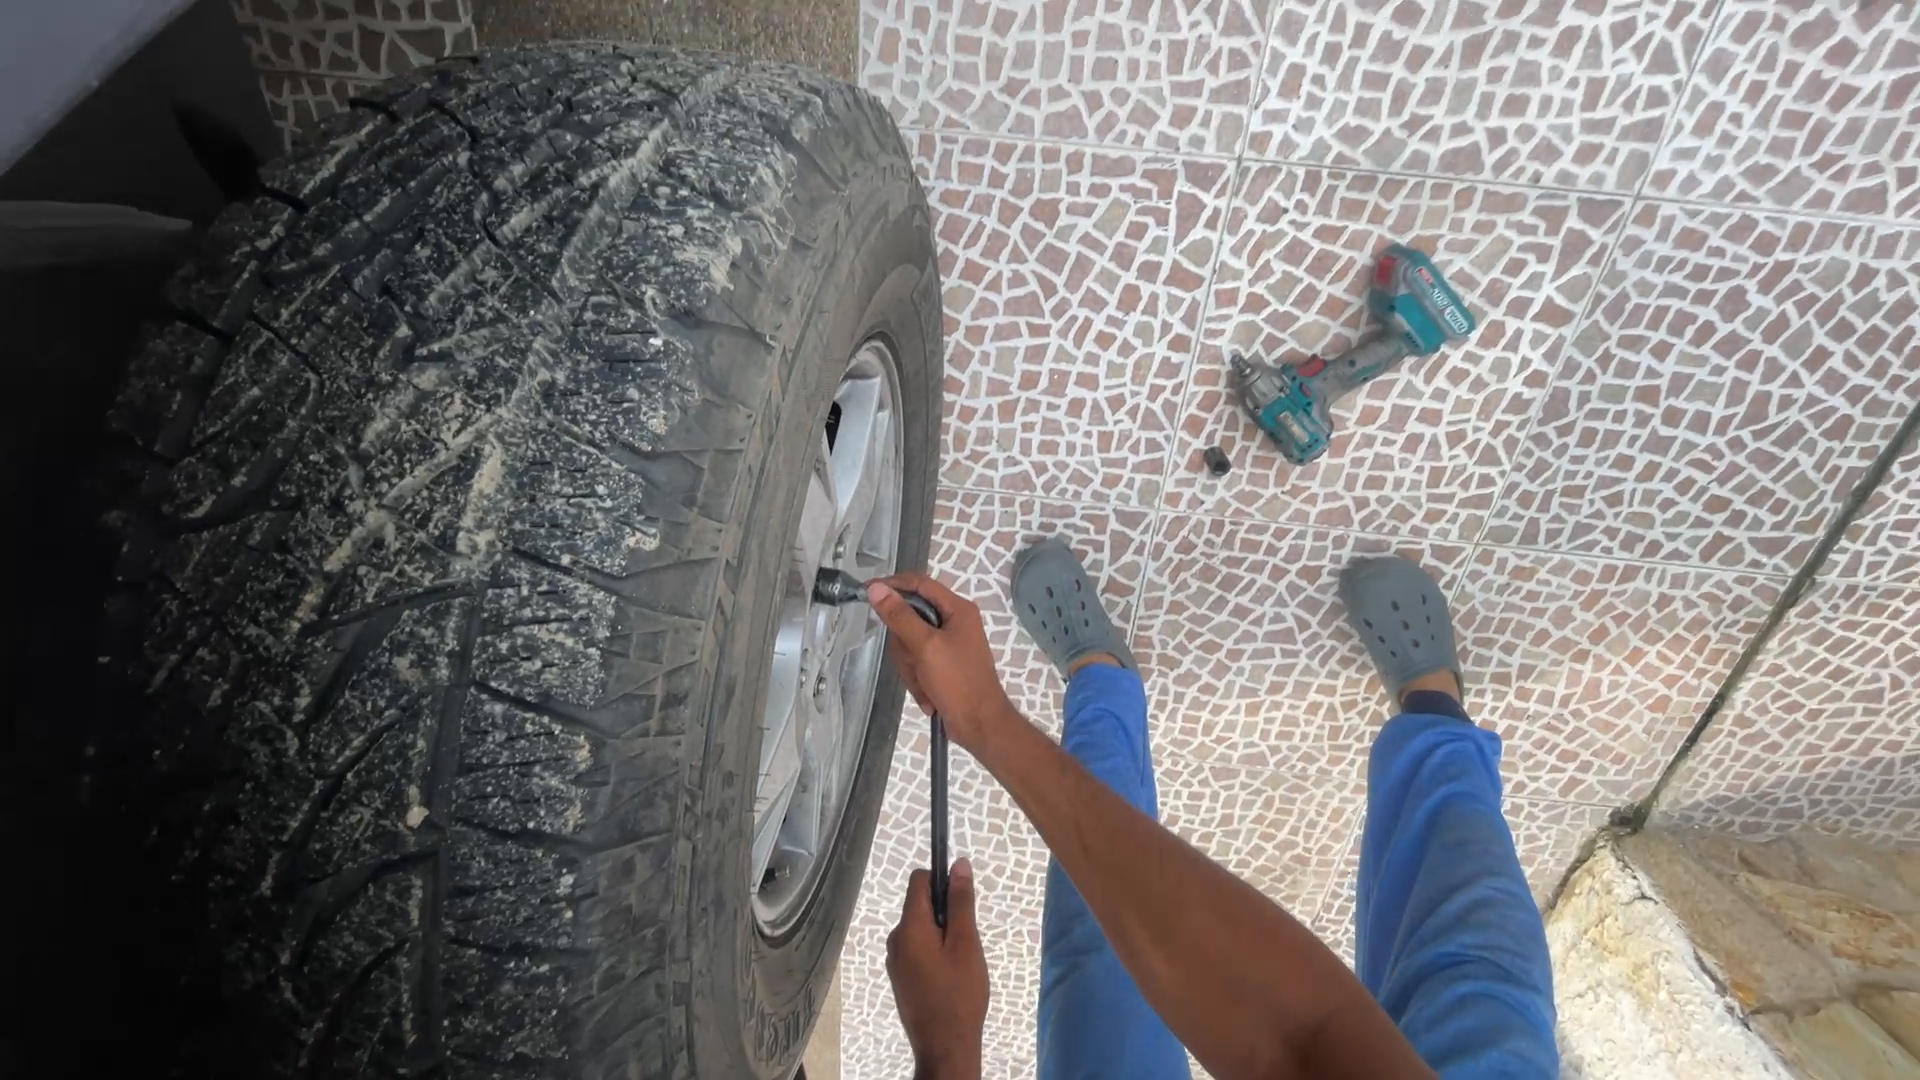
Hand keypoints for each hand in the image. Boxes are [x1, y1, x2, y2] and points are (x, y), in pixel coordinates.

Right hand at [867, 574, 1019, 752]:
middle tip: (913, 661)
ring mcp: (948, 644)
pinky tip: (928, 695)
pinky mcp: (942, 664)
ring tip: (924, 684)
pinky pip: (917, 662)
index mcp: (957, 609)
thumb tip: (876, 589)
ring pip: (910, 644)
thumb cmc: (958, 682)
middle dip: (905, 645)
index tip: (866, 592)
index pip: (919, 584)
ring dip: (911, 667)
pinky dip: (918, 679)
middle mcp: (954, 622)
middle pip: (910, 618)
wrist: (980, 725)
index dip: (892, 585)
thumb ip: (900, 617)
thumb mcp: (925, 647)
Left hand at [887, 859, 988, 1079]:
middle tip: (965, 940)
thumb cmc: (959, 993)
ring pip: (921, 928)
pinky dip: (934, 951)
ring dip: (941, 934)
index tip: (961, 901)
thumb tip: (958, 864)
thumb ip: (961, 901)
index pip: (919, 880)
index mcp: (909, 927)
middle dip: (945, 912)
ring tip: (960, 961)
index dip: (942, 880)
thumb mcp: (966, 942)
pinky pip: (917, 948)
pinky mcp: (901, 978)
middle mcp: (896, 939)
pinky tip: (950, 976)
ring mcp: (895, 960)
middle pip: (920, 905)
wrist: (945, 1049)